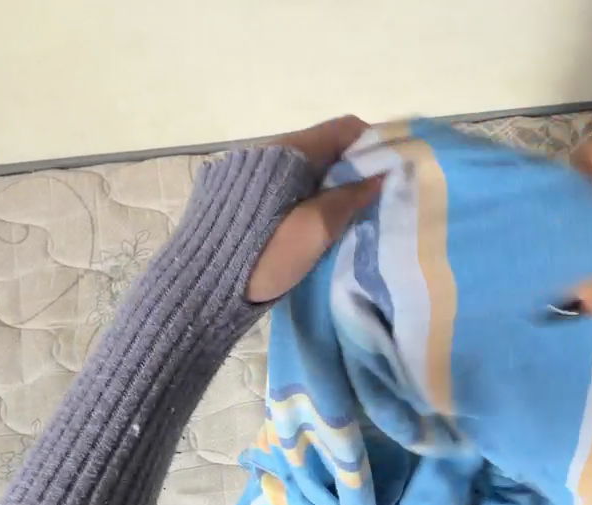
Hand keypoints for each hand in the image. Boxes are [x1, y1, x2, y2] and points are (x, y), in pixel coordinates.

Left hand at [246, 116, 385, 302]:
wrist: (199, 288)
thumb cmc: (261, 259)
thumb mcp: (313, 232)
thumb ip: (347, 200)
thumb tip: (378, 177)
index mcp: (286, 152)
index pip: (342, 129)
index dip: (372, 147)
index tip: (392, 175)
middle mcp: (265, 152)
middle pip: (322, 150)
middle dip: (352, 172)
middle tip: (374, 205)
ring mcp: (245, 173)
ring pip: (301, 171)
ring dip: (328, 189)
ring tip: (346, 220)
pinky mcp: (233, 196)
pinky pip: (281, 187)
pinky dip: (304, 200)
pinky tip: (310, 228)